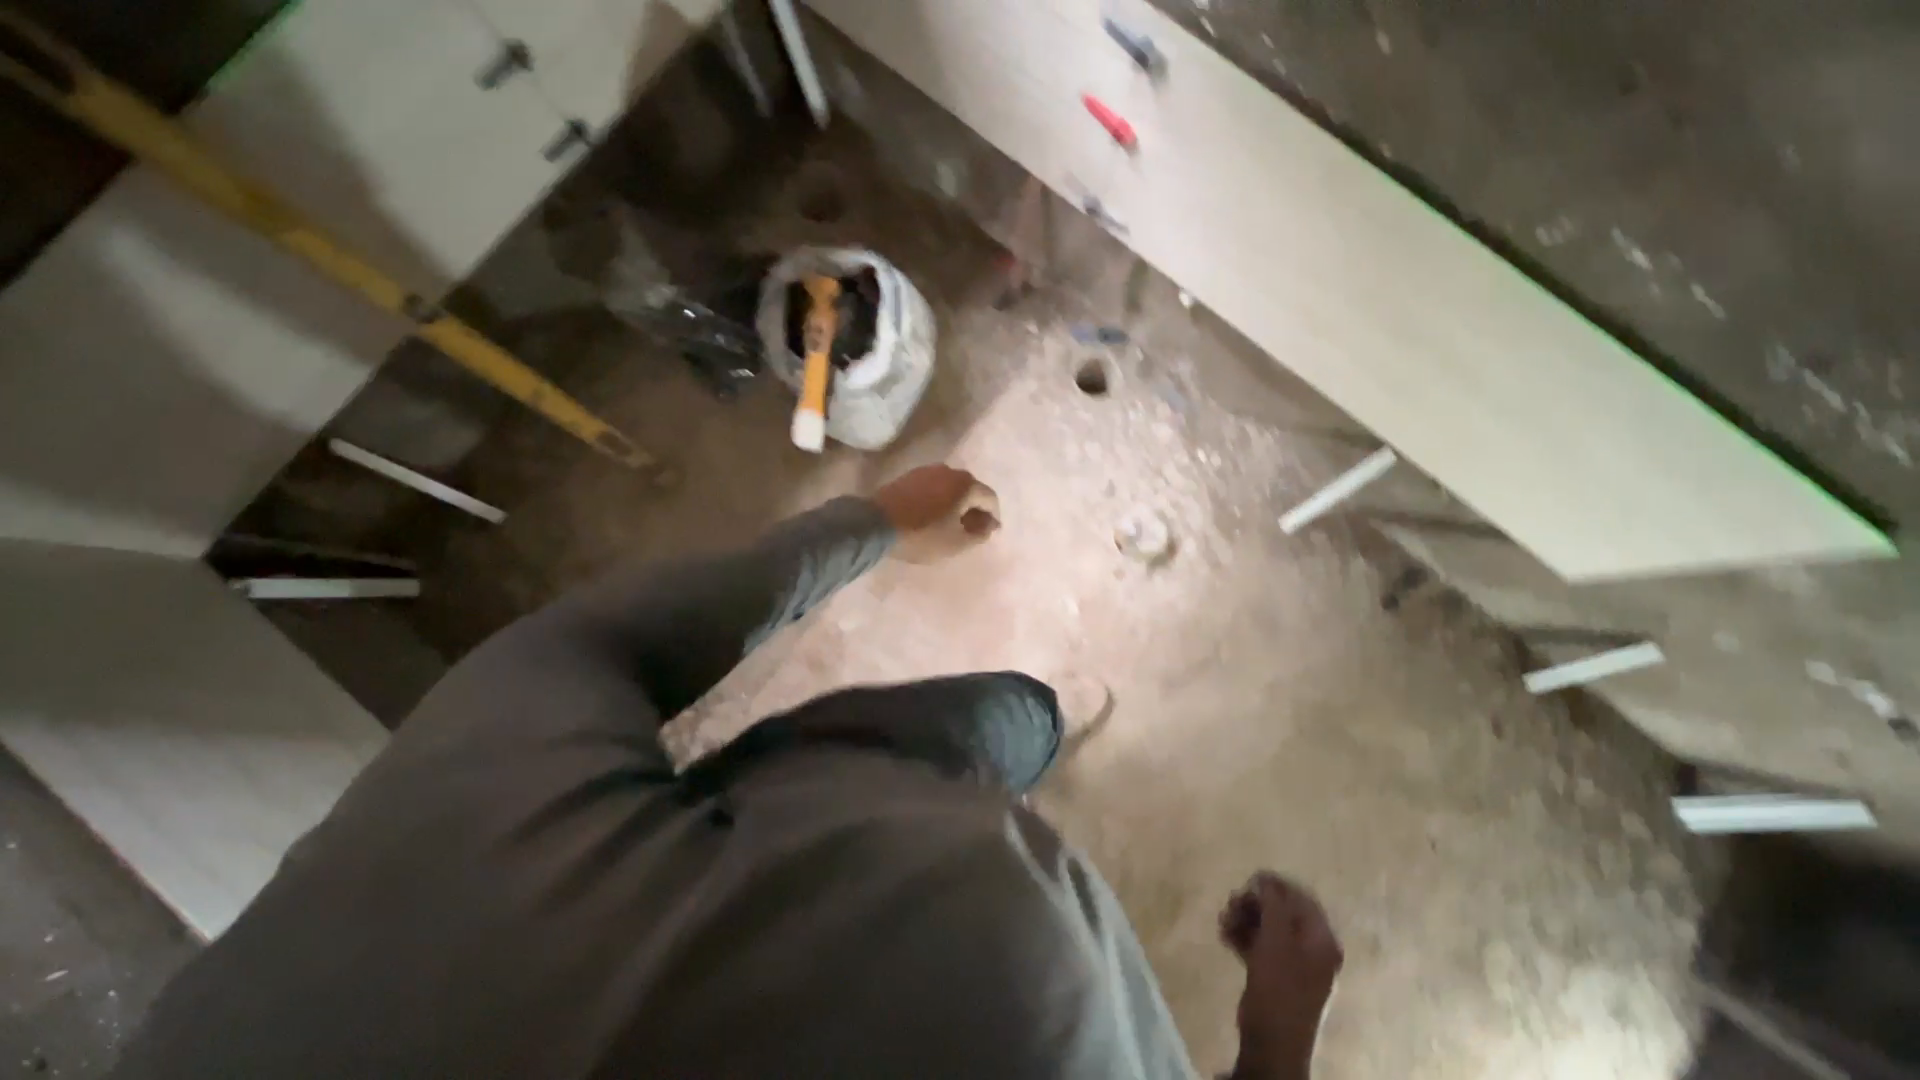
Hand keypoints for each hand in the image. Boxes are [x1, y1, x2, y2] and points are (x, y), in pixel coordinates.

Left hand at [872, 465, 1000, 563]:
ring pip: (951, 488)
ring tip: (949, 524)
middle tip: (969, 530)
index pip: (990, 499)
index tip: (986, 534)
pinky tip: (931, 515)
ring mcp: (928, 470)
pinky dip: (939, 499)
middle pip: (971, 490)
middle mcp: (950, 471)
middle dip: (974, 510)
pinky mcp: (910, 476)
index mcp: (966, 485)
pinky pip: (934, 487)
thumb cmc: (922, 535)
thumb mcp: (956, 543)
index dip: (992, 518)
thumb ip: (979, 534)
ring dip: (955, 504)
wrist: (876, 524)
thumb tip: (990, 525)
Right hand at [1220, 872, 1342, 1079]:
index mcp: (1322, 939)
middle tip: (1231, 904)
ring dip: (1245, 919)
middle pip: (1282, 911)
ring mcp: (1294, 964)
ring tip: (1223, 922)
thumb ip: (1273, 905)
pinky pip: (1260, 946)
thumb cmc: (1278, 989)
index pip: (1301, 898)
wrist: (1272, 1044)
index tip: (1246, 882)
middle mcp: (1312, 948)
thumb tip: (1264, 877)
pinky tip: (1224, 936)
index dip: (1274, 885)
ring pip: (1268, 927)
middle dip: (1255, 904)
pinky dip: (1243, 937)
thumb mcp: (1276, 941)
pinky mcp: (1276, 976)